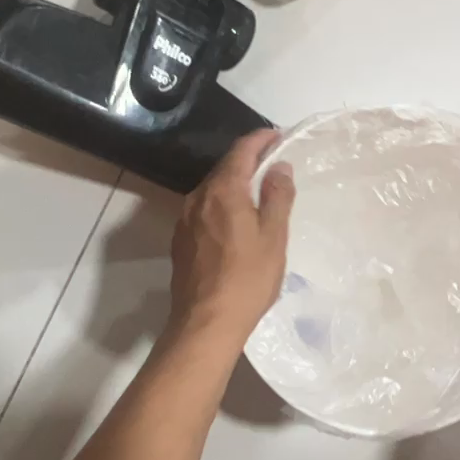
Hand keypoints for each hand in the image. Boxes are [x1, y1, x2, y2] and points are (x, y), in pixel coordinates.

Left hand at [169, 129, 295, 342]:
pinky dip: (222, 206)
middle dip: (248, 162)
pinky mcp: (180, 241)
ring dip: (234, 186)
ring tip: (258, 195)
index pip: (241, 151)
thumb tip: (279, 167)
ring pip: (212, 191)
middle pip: (224, 169)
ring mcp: (184, 220)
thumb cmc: (248, 279)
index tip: (278, 136)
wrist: (206, 323)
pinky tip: (235, 224)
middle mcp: (198, 198)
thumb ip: (278, 196)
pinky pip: (204, 211)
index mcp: (223, 191)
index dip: (260, 139)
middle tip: (273, 165)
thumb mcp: (274, 236)